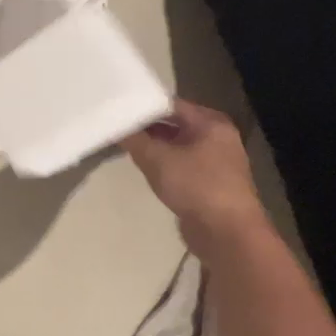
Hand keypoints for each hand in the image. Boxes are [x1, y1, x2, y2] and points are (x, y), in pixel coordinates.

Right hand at [120, 99, 269, 254]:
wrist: (226, 233)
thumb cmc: (194, 185)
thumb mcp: (153, 156)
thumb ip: (129, 135)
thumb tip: (109, 120)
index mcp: (211, 123)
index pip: (167, 102)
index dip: (138, 102)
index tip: (110, 102)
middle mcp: (217, 136)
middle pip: (170, 121)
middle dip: (141, 122)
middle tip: (110, 120)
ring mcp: (214, 159)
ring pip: (172, 141)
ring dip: (148, 141)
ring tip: (117, 138)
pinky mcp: (208, 178)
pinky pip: (176, 158)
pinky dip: (158, 157)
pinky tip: (136, 159)